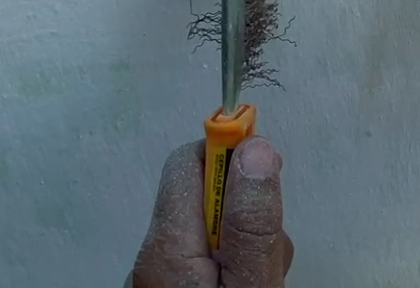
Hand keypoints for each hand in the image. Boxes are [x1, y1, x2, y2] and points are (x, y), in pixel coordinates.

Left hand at [129, 137, 291, 287]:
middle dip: (243, 206)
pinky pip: (198, 256)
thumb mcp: (251, 283)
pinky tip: (242, 282)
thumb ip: (252, 221)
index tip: (267, 172)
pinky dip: (226, 262)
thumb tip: (255, 146)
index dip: (230, 152)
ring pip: (206, 228)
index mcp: (164, 246)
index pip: (189, 159)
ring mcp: (154, 277)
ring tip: (261, 274)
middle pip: (202, 195)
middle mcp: (149, 256)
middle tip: (270, 248)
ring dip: (239, 238)